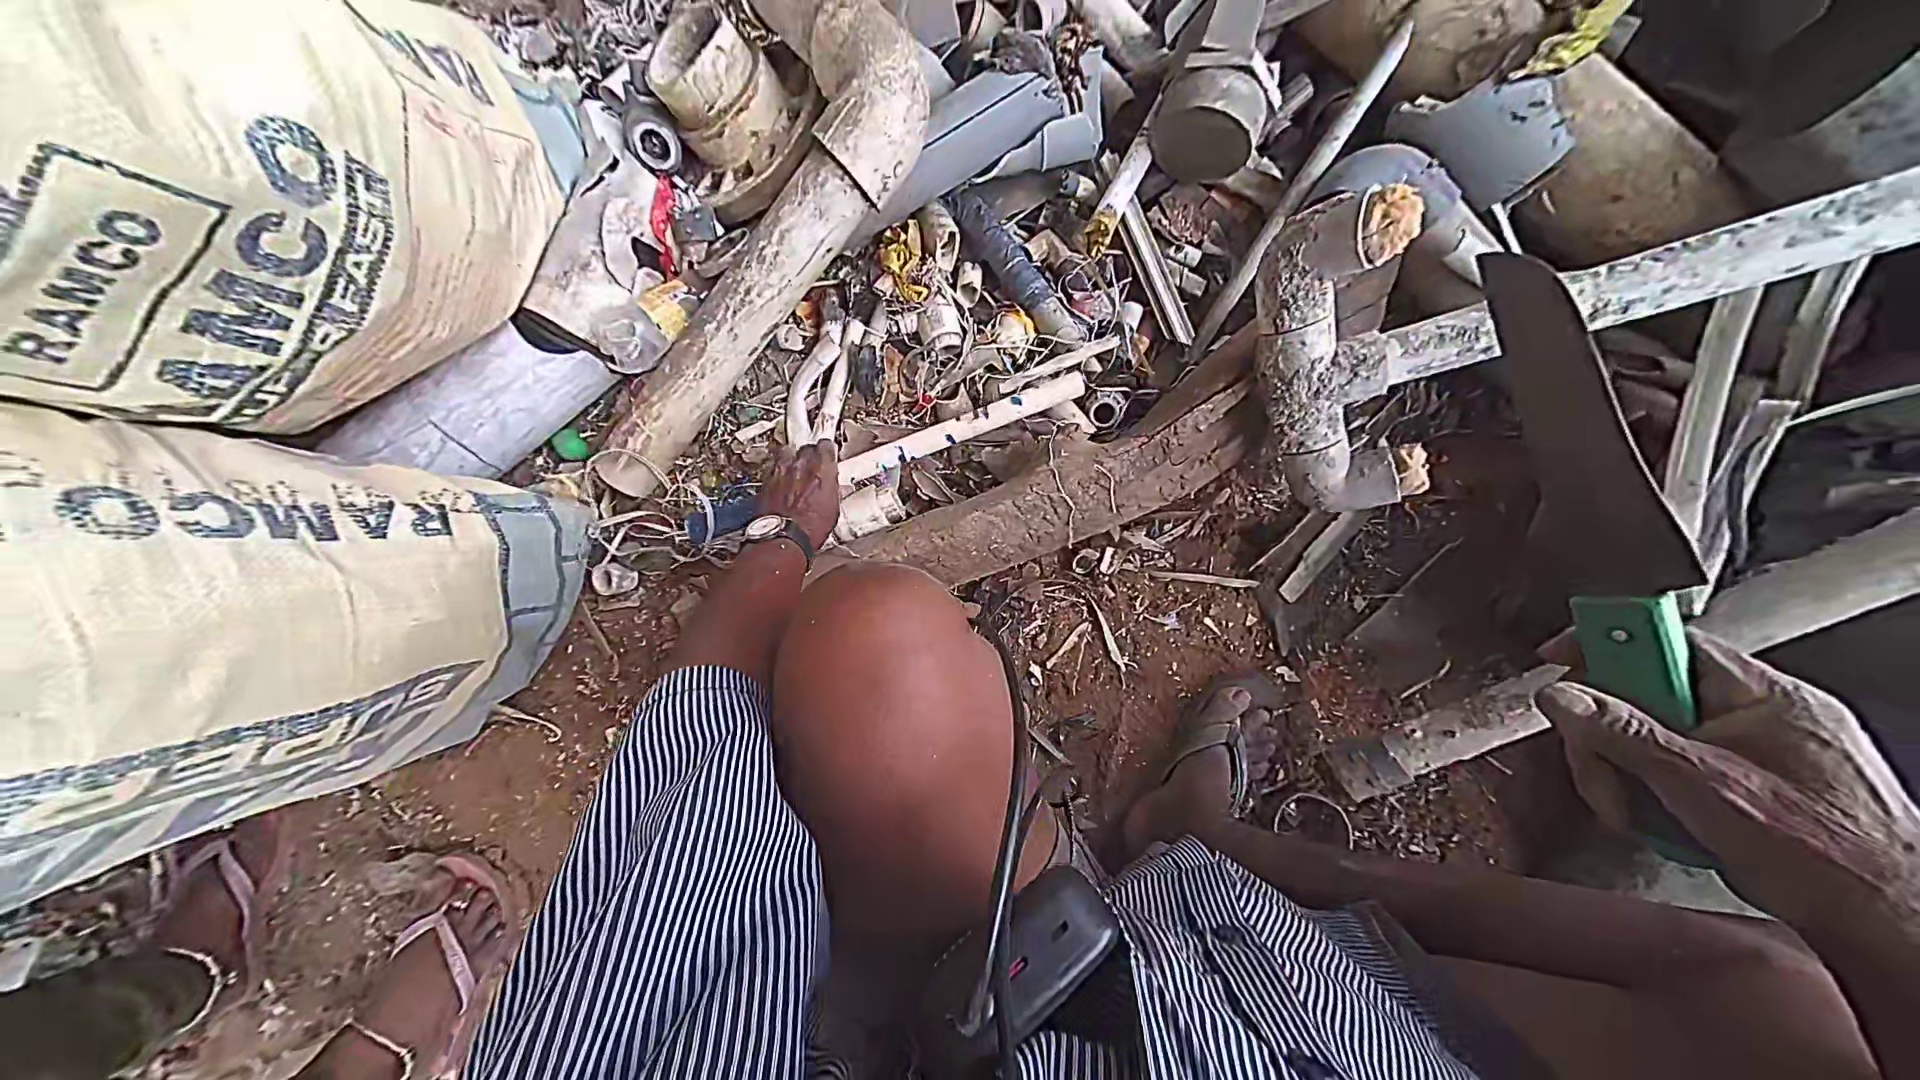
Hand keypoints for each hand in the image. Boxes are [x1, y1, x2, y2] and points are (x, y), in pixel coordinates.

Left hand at [761, 442, 839, 547]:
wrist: (784, 538)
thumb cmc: (810, 528)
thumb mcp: (833, 509)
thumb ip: (834, 491)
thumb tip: (838, 489)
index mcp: (822, 469)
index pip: (826, 446)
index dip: (827, 451)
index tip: (827, 455)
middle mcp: (801, 465)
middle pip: (806, 448)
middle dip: (809, 456)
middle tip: (812, 468)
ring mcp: (782, 470)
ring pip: (787, 453)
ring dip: (792, 460)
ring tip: (795, 472)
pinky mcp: (767, 479)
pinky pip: (774, 467)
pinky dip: (779, 472)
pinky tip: (783, 483)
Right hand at [1536, 630, 1919, 931]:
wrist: (1895, 931)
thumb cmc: (1828, 859)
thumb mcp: (1701, 785)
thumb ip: (1623, 733)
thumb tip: (1560, 695)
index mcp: (1765, 697)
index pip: (1667, 641)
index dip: (1606, 643)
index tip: (1558, 657)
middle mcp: (1757, 715)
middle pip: (1641, 694)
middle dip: (1604, 736)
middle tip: (1598, 766)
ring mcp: (1747, 750)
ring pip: (1643, 735)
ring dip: (1619, 772)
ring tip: (1633, 810)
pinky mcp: (1736, 782)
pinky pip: (1661, 765)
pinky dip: (1645, 792)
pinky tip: (1658, 819)